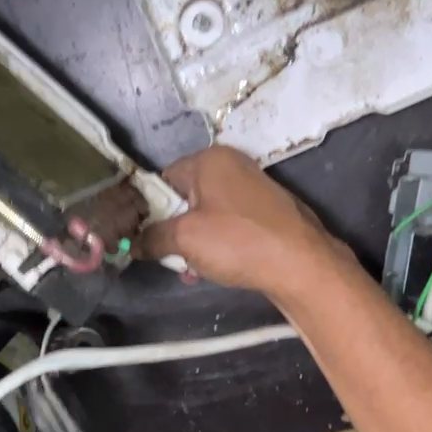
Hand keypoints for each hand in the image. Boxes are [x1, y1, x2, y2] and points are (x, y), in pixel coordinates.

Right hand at [140, 146, 351, 301]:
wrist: (299, 265)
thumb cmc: (237, 242)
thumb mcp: (184, 239)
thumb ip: (152, 238)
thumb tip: (132, 243)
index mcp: (209, 160)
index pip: (162, 179)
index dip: (147, 209)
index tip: (140, 236)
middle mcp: (230, 166)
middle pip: (183, 199)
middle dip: (171, 231)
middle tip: (167, 258)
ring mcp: (250, 190)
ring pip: (204, 216)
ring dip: (191, 245)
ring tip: (190, 271)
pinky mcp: (263, 214)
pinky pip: (225, 227)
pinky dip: (214, 246)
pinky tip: (210, 271)